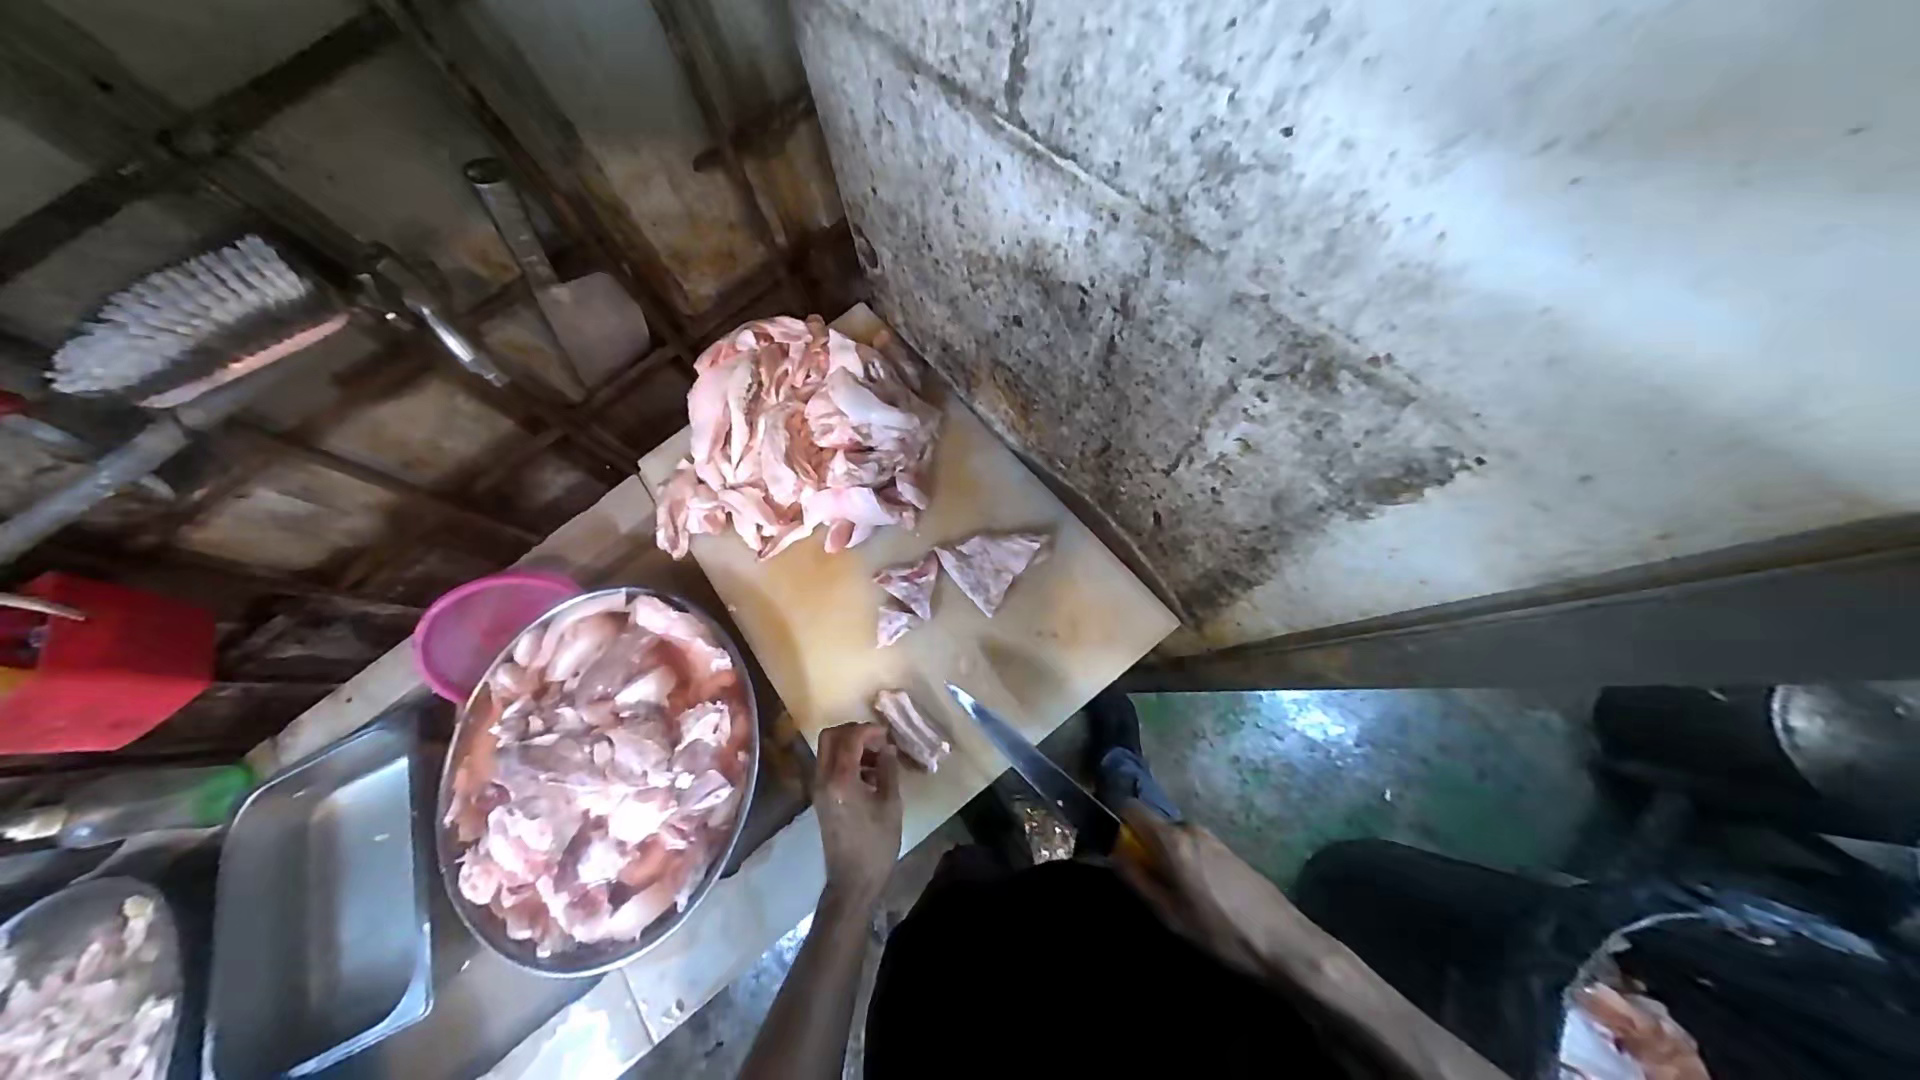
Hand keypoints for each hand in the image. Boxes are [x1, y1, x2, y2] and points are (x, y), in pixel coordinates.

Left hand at [814, 721, 902, 913]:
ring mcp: (818, 789)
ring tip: (877, 757)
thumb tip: (887, 748)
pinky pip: (829, 766)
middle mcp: (822, 779)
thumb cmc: (876, 844)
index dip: (869, 730)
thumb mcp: (891, 804)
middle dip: (853, 731)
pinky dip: (845, 760)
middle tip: (877, 740)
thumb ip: (888, 769)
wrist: (853, 881)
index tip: (887, 735)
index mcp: (840, 779)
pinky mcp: (820, 798)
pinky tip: (869, 773)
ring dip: (849, 745)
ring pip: (827, 750)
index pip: (849, 738)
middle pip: (829, 737)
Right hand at [1113, 802, 1328, 981]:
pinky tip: (1202, 897)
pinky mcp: (1230, 850)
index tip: (1117, 852)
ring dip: (1167, 858)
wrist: (1287, 944)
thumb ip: (1137, 880)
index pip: (1131, 808)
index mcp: (1172, 839)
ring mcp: (1214, 837)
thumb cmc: (1221, 932)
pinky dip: (1187, 863)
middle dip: (1144, 848)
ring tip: (1177, 897)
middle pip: (1153, 826)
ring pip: (1174, 838)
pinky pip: (1194, 847)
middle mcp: (1191, 828)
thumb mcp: (1170, 915)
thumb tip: (1115, 855)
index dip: (1118, 825)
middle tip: (1148, 885)